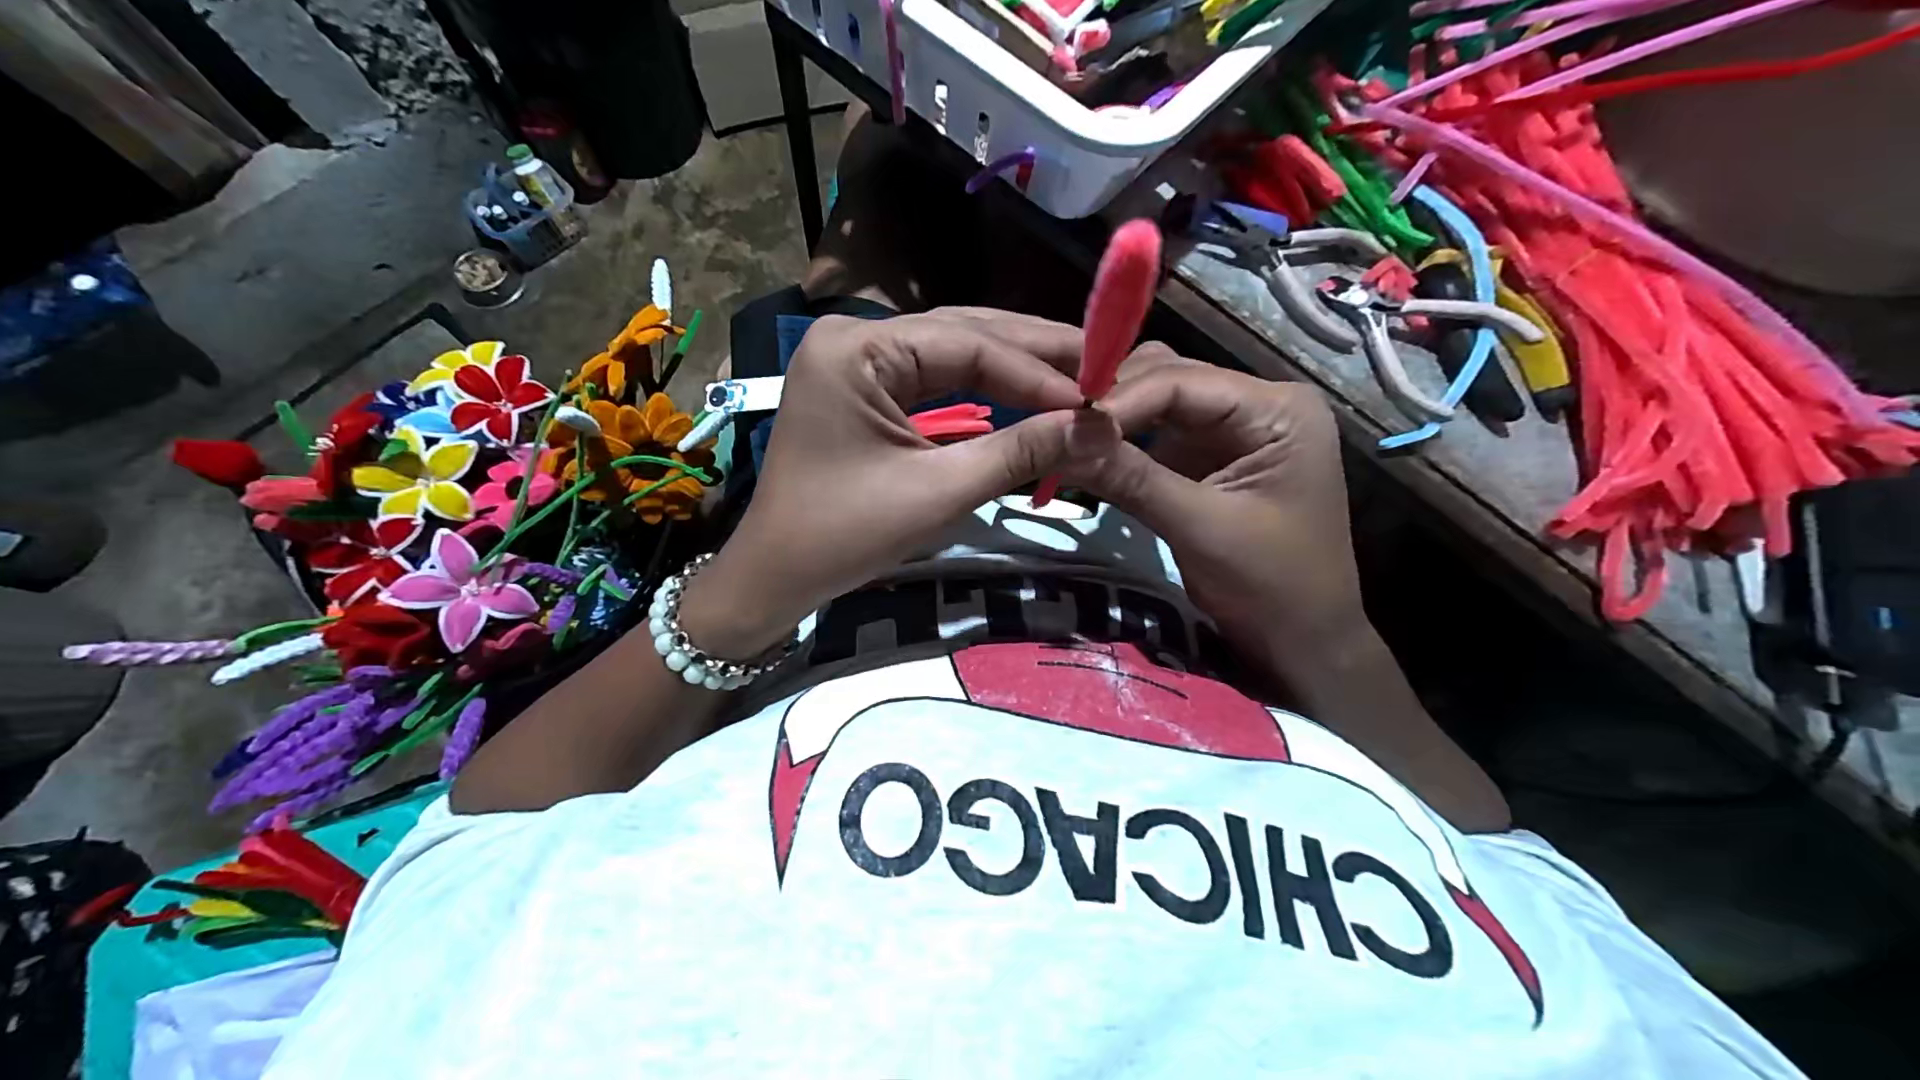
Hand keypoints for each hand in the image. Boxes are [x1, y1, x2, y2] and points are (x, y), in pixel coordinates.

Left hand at [681, 310, 1091, 656]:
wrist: (776, 576)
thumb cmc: (845, 534)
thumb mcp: (938, 492)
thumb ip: (1019, 451)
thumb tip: (1102, 427)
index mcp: (857, 347)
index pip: (968, 344)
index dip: (1039, 371)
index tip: (1099, 397)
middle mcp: (855, 337)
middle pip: (962, 332)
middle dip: (1034, 352)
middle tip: (1105, 363)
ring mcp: (856, 360)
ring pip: (951, 350)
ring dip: (1014, 365)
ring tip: (1079, 371)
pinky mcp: (863, 388)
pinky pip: (934, 376)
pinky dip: (983, 387)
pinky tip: (1026, 389)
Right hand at [1060, 347, 1367, 678]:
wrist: (1301, 641)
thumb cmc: (1270, 585)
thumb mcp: (1199, 528)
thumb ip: (1131, 478)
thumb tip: (1059, 438)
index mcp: (1279, 410)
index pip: (1184, 382)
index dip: (1120, 400)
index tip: (1061, 423)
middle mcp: (1258, 405)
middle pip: (1171, 380)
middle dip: (1113, 403)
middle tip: (1055, 425)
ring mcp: (1233, 431)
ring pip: (1159, 405)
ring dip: (1113, 421)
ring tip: (1063, 436)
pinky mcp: (1210, 458)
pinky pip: (1158, 437)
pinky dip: (1122, 446)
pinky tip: (1087, 453)